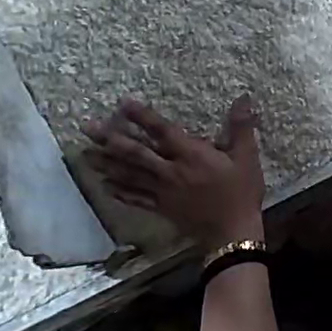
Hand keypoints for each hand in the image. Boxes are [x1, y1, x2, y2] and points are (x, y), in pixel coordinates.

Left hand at [85, 96, 265, 245]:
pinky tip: (104, 185)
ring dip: (106, 163)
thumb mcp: (246, 156)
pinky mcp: (162, 208)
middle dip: (110, 139)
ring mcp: (163, 191)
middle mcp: (171, 171)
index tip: (122, 104)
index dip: (142, 116)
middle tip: (87, 128)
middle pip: (135, 152)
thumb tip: (243, 97)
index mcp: (190, 154)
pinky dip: (119, 192)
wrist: (233, 233)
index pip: (162, 130)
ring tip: (85, 154)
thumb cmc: (241, 192)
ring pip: (130, 174)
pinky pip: (136, 199)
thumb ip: (241, 126)